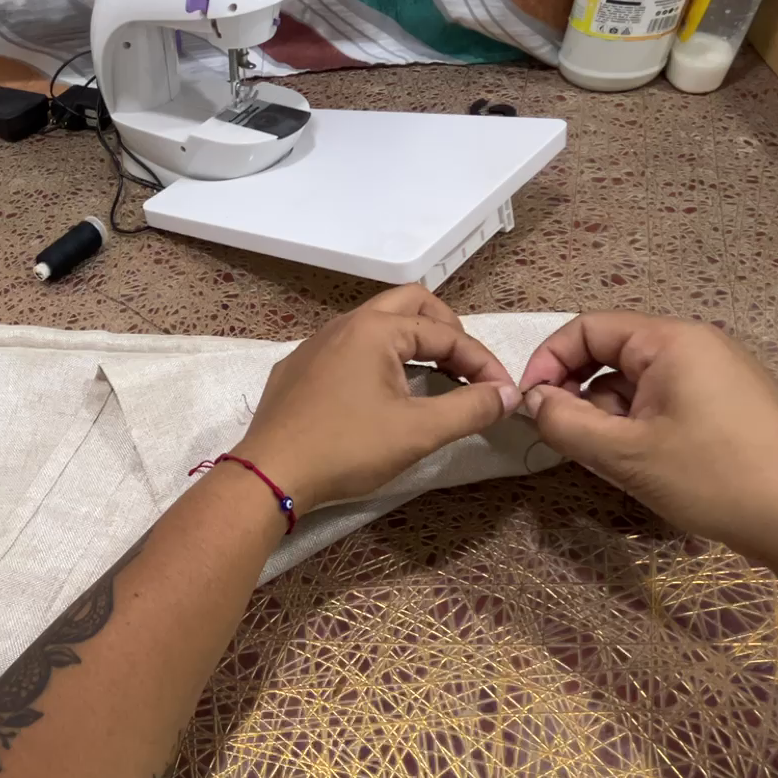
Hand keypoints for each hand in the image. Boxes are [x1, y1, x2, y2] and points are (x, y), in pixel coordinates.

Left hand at [233, 284, 520, 514]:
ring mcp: (313, 344)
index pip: (446, 332)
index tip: (502, 394)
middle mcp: (342, 324)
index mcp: (374, 328)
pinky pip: (345, 348)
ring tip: (431, 375)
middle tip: (466, 366)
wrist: (270, 473)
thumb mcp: (418, 431)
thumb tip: (508, 395)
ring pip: (373, 325)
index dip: (482, 362)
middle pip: (409, 305)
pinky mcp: (295, 369)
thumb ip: (470, 408)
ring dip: (409, 342)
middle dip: (446, 330)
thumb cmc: (346, 448)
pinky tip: (377, 391)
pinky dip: (375, 358)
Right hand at [517, 312, 777, 566]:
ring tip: (604, 456)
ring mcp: (711, 376)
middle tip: (560, 434)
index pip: (586, 328)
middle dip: (574, 390)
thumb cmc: (715, 476)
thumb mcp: (623, 452)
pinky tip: (636, 461)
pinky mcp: (722, 406)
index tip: (528, 404)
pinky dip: (632, 424)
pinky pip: (657, 401)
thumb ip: (563, 421)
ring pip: (629, 382)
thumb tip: (531, 401)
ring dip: (603, 413)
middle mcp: (692, 347)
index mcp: (670, 342)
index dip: (547, 361)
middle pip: (607, 353)